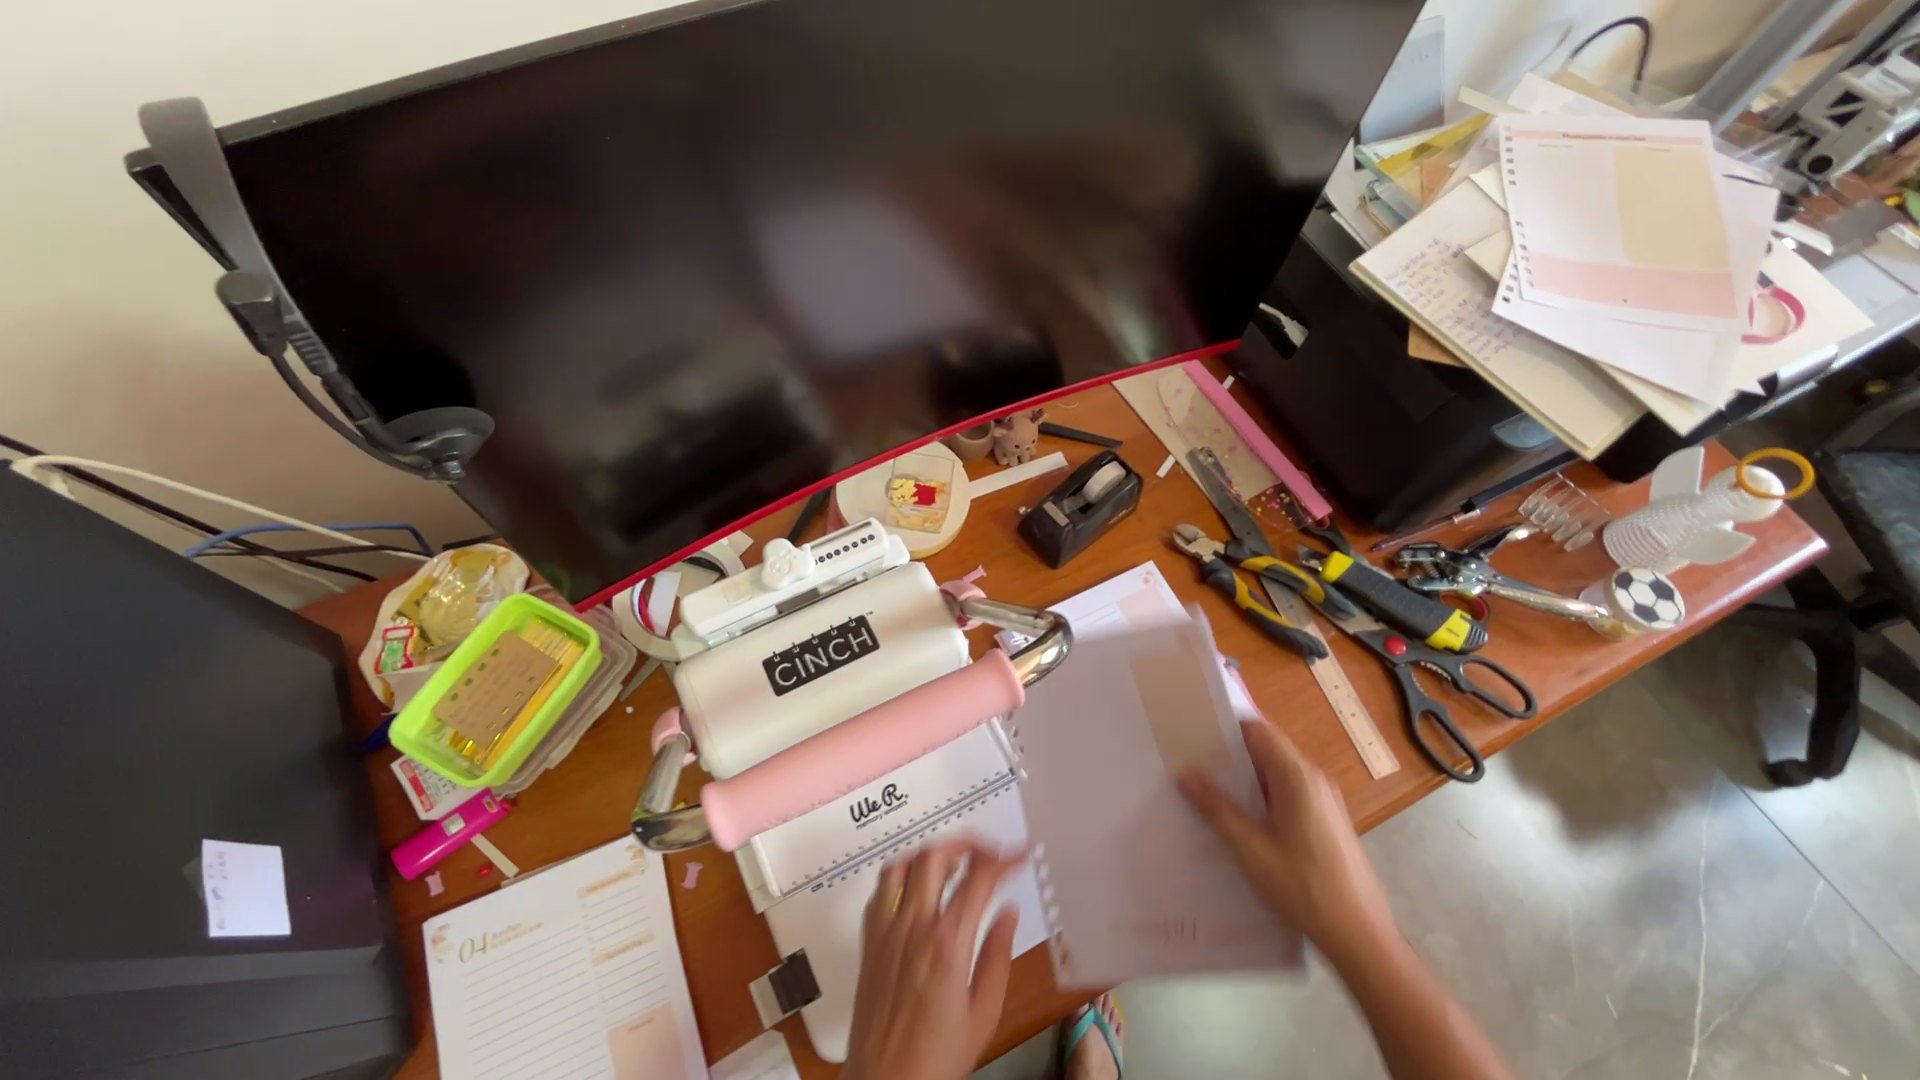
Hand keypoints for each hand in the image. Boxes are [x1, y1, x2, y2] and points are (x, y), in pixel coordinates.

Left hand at [841, 840, 1023, 1079]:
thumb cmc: (936, 1057)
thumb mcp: (984, 1012)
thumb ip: (997, 956)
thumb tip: (1007, 913)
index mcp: (947, 943)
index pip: (979, 879)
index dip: (1004, 859)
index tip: (1020, 854)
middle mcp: (913, 926)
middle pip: (935, 856)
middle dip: (966, 842)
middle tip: (989, 851)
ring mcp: (886, 930)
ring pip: (902, 864)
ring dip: (931, 853)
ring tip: (954, 861)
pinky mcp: (869, 940)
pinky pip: (881, 889)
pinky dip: (902, 874)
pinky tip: (918, 887)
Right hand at [1178, 720, 1394, 954]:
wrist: (1361, 936)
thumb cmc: (1304, 888)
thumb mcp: (1251, 850)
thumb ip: (1217, 809)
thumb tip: (1186, 774)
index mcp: (1297, 777)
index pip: (1257, 730)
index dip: (1224, 728)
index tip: (1192, 734)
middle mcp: (1314, 780)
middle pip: (1266, 749)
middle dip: (1229, 754)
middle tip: (1190, 763)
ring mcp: (1324, 801)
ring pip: (1276, 773)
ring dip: (1245, 779)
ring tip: (1207, 791)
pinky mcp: (1326, 821)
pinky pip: (1288, 793)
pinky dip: (1262, 796)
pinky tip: (1239, 820)